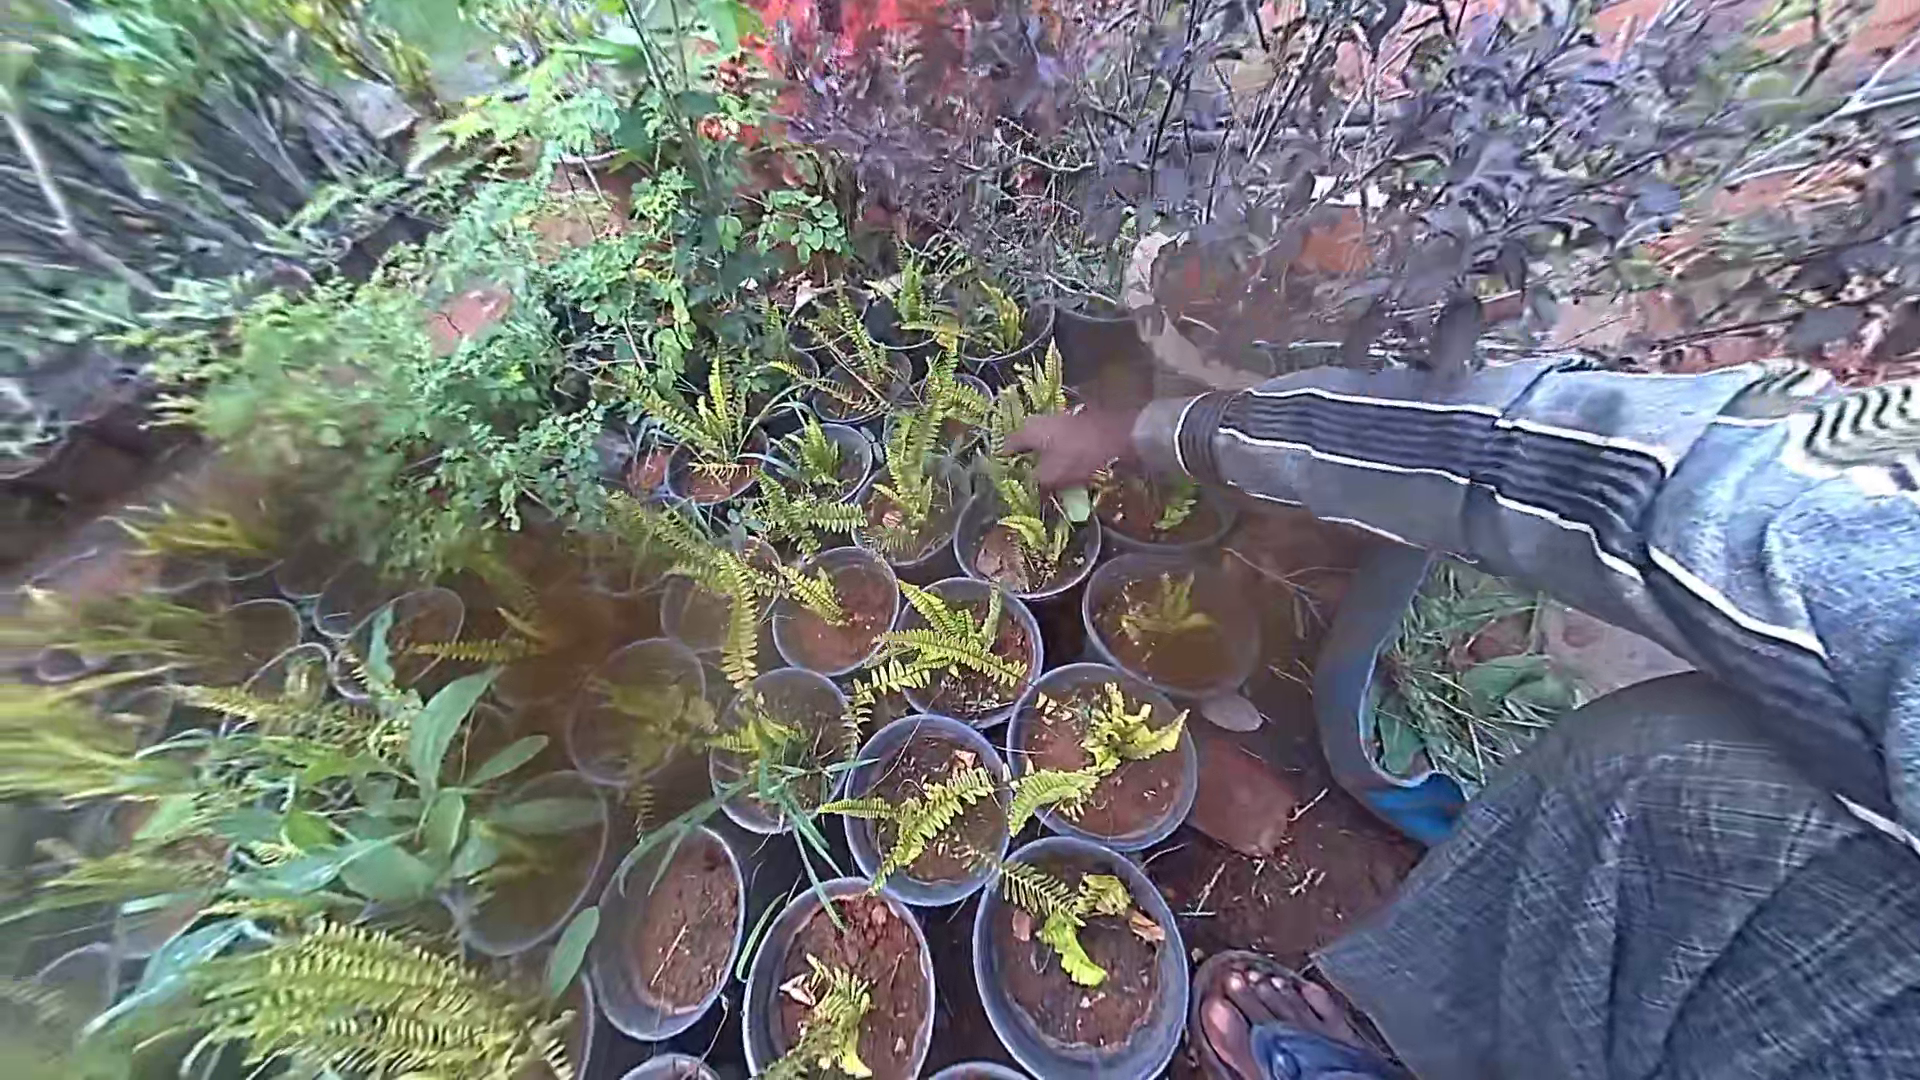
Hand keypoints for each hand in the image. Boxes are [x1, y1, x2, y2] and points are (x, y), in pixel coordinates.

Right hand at [1005, 408, 1139, 487]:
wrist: (1121, 438)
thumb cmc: (1079, 456)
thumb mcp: (1051, 476)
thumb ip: (1034, 482)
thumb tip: (1029, 484)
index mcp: (1029, 430)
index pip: (1007, 445)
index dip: (1004, 461)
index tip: (1004, 473)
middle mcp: (1041, 420)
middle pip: (1027, 441)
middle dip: (1025, 458)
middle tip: (1025, 475)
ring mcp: (1061, 419)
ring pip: (1045, 441)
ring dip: (1044, 456)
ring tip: (1046, 474)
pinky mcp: (1078, 424)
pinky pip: (1061, 441)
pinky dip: (1059, 453)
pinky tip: (1065, 465)